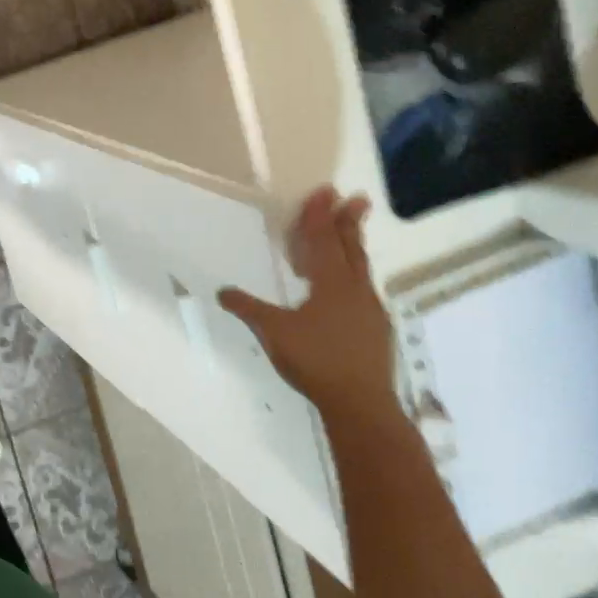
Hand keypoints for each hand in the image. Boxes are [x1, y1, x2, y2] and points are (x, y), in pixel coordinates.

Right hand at [218, 187, 397, 419]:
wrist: (362, 406)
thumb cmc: (316, 360)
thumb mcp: (272, 331)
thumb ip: (248, 308)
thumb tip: (223, 291)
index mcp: (333, 285)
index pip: (324, 241)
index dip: (320, 216)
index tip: (324, 191)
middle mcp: (356, 292)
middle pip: (352, 250)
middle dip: (349, 223)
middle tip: (356, 199)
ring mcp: (370, 312)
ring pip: (360, 270)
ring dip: (353, 247)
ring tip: (349, 234)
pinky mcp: (374, 331)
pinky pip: (360, 290)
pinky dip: (350, 274)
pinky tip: (342, 285)